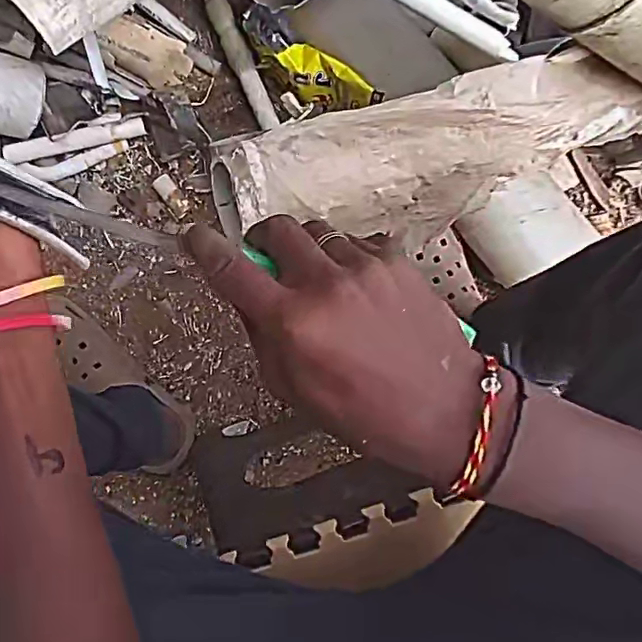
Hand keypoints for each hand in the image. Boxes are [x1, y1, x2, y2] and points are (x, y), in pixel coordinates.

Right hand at [184, 217, 487, 485]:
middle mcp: (325, 284)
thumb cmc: (364, 412)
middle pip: (277, 229)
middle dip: (264, 240)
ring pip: (318, 232)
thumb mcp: (293, 389)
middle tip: (269, 260)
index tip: (195, 236)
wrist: (446, 409)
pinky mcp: (396, 261)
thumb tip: (245, 299)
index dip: (205, 248)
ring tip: (323, 283)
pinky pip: (356, 242)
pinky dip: (346, 258)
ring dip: (309, 252)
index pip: (232, 270)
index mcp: (293, 322)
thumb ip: (261, 338)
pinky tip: (357, 288)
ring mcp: (365, 267)